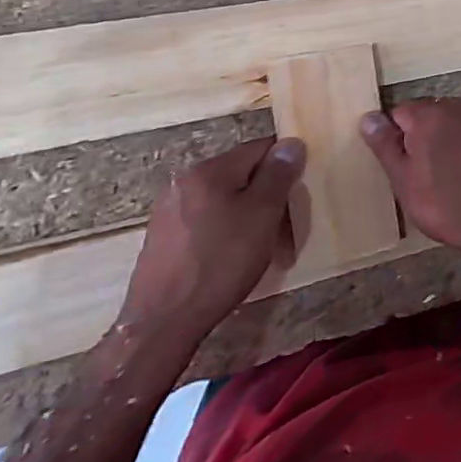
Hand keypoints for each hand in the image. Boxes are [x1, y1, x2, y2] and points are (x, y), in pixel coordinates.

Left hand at [118, 137, 304, 344]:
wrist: (164, 319)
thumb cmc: (221, 263)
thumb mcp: (261, 216)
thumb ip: (277, 176)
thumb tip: (291, 142)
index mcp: (209, 169)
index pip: (257, 148)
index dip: (283, 163)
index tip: (298, 189)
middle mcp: (184, 179)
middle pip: (237, 173)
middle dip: (264, 193)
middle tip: (283, 225)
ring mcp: (168, 208)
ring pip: (220, 198)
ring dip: (243, 213)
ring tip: (259, 245)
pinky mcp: (161, 235)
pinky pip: (202, 220)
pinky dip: (222, 230)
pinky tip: (228, 258)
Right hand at [359, 99, 460, 263]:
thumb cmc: (442, 203)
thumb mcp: (402, 178)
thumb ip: (383, 144)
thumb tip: (368, 117)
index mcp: (427, 114)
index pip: (398, 114)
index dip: (396, 140)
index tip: (403, 167)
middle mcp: (454, 107)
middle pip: (425, 116)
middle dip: (420, 139)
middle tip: (422, 175)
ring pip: (448, 125)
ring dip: (443, 142)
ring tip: (445, 177)